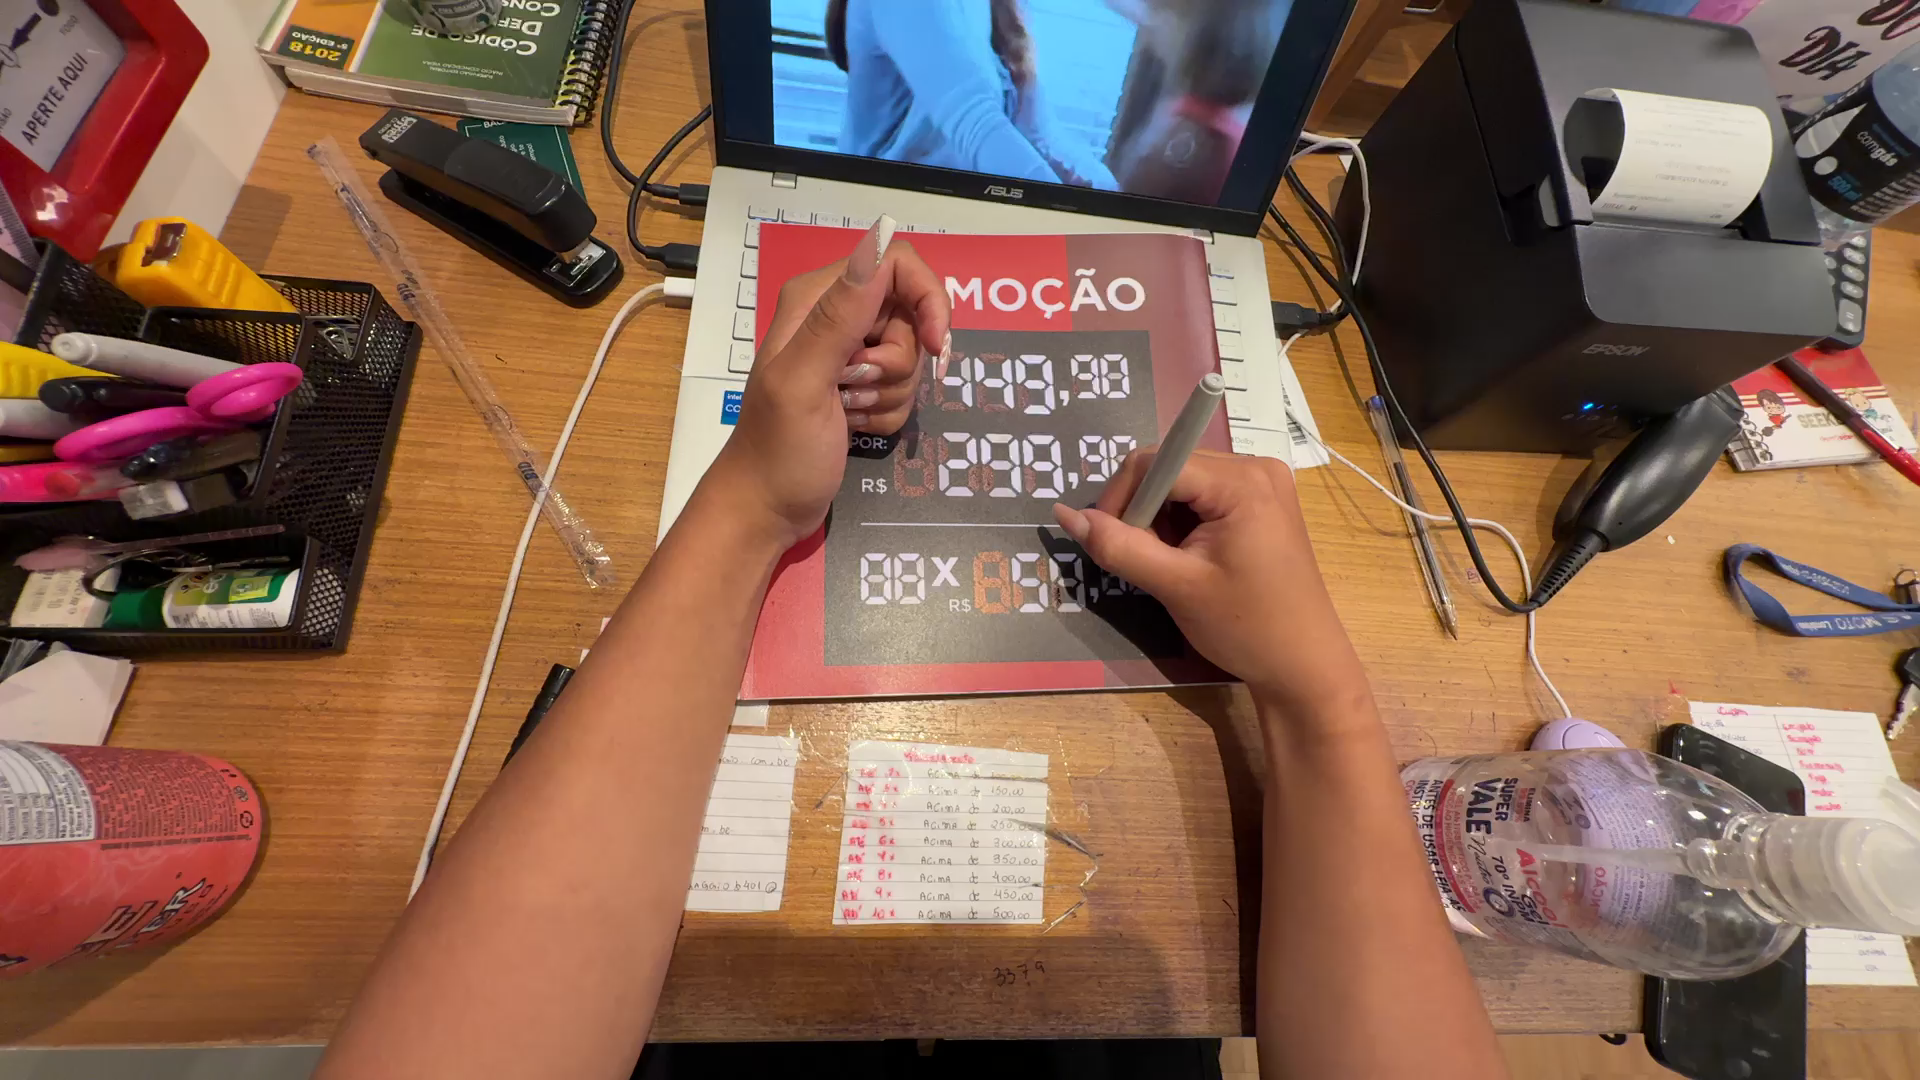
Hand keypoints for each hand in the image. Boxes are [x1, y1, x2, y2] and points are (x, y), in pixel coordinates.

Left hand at [706, 216, 951, 547]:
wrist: (767, 506)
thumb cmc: (778, 451)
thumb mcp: (804, 382)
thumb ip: (839, 317)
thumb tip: (879, 245)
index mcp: (818, 298)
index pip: (897, 264)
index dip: (929, 300)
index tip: (935, 348)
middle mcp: (838, 317)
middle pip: (912, 317)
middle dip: (896, 365)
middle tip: (852, 389)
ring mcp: (851, 354)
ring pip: (912, 359)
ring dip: (887, 395)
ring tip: (846, 412)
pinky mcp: (862, 387)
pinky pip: (904, 390)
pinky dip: (885, 414)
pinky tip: (852, 425)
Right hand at [1051, 449, 1367, 713]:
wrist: (1302, 666)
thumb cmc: (1245, 626)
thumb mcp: (1174, 586)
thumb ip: (1118, 546)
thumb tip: (1063, 515)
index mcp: (1242, 481)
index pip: (1155, 461)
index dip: (1120, 497)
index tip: (1108, 541)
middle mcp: (1255, 467)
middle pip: (1167, 467)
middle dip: (1140, 510)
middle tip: (1140, 559)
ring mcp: (1260, 483)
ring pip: (1179, 482)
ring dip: (1157, 519)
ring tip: (1166, 563)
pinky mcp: (1259, 502)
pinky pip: (1199, 495)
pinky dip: (1178, 522)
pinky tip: (1185, 557)